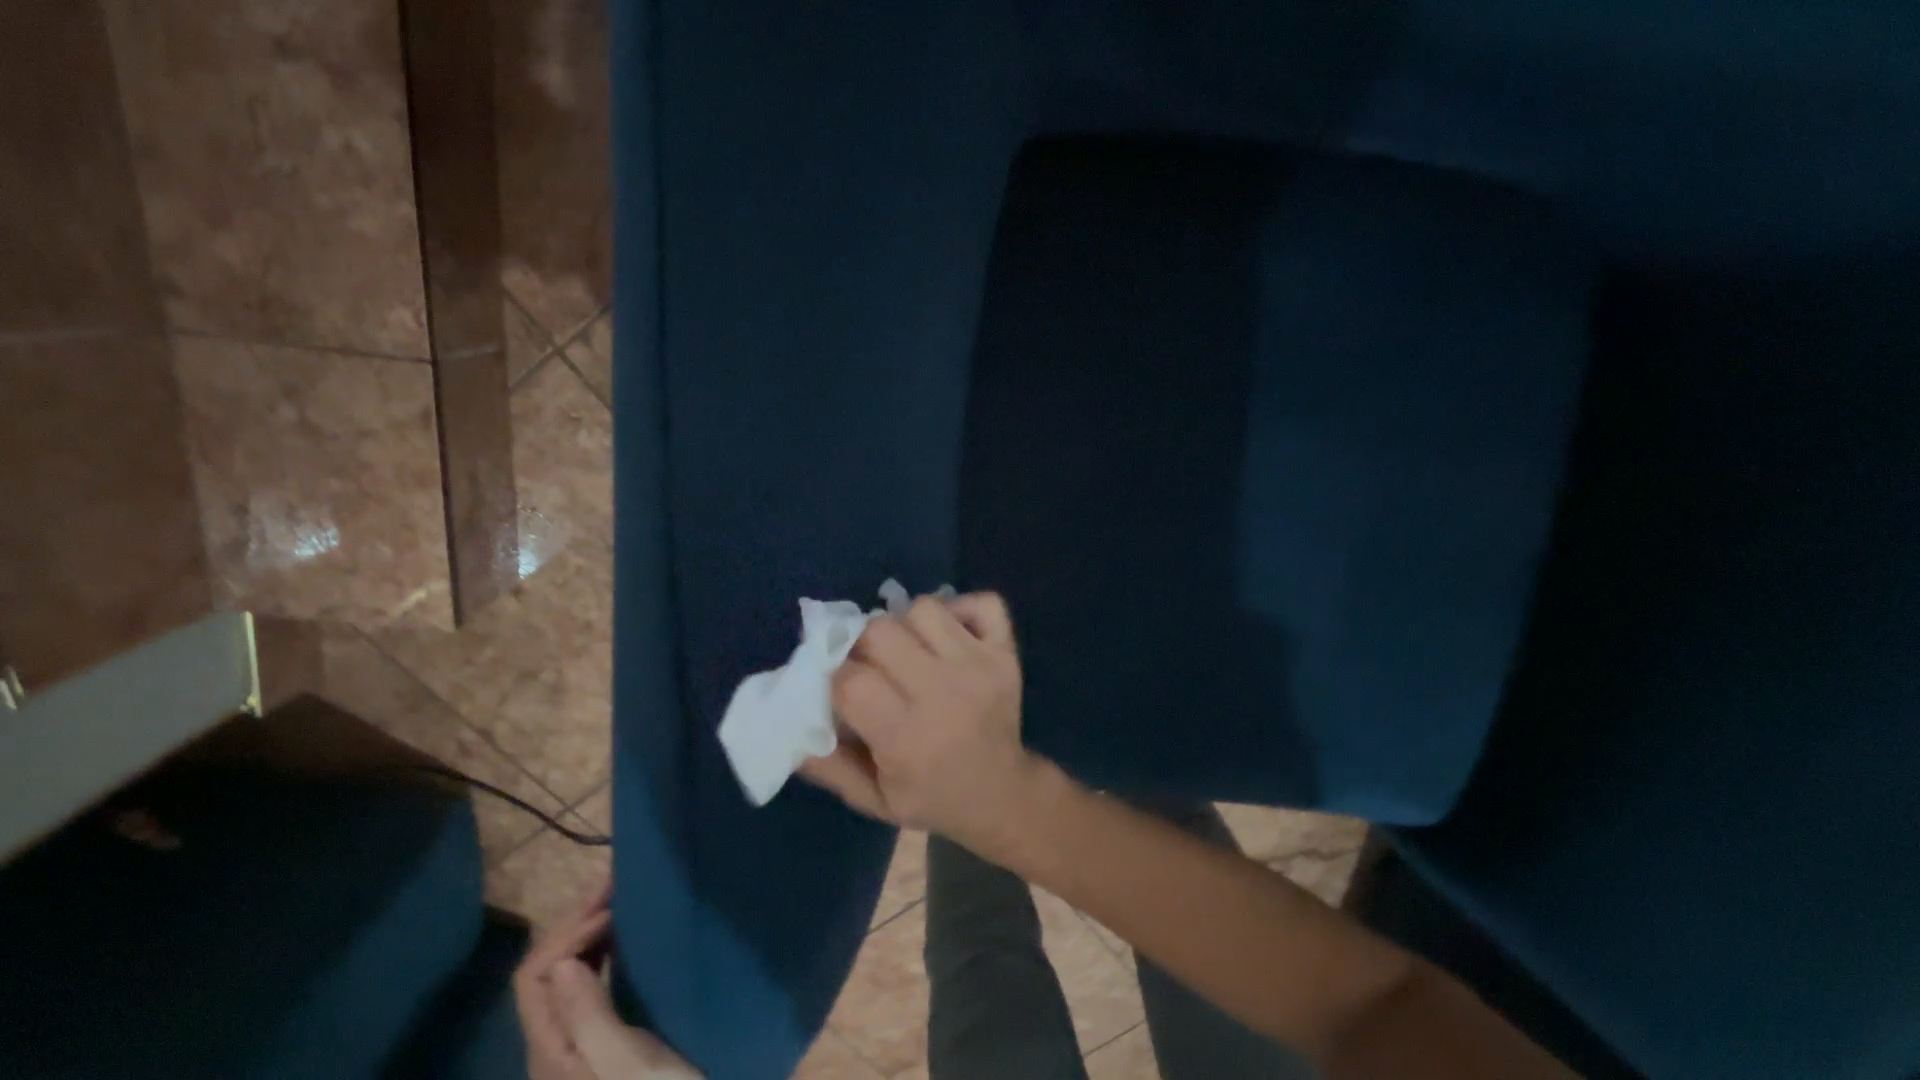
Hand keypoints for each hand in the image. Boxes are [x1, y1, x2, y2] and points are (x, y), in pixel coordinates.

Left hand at [514, 882, 702, 1079]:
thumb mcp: (628, 1066)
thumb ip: (589, 1017)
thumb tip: (563, 961)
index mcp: (553, 1050)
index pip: (534, 976)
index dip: (568, 934)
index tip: (614, 910)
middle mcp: (555, 1047)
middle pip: (545, 974)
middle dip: (575, 925)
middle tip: (616, 886)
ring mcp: (576, 1049)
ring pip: (564, 979)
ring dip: (587, 936)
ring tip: (621, 903)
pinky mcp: (601, 1048)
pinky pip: (586, 990)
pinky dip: (602, 957)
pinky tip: (626, 945)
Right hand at [800, 592, 1041, 853]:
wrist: (1002, 795)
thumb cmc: (930, 797)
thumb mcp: (872, 799)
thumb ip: (828, 765)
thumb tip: (788, 725)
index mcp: (907, 737)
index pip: (851, 681)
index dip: (835, 678)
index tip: (841, 690)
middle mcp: (945, 694)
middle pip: (881, 632)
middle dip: (862, 645)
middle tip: (870, 665)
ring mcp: (980, 668)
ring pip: (925, 609)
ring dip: (906, 624)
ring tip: (908, 651)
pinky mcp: (1006, 654)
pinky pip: (983, 602)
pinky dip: (962, 609)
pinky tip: (948, 636)